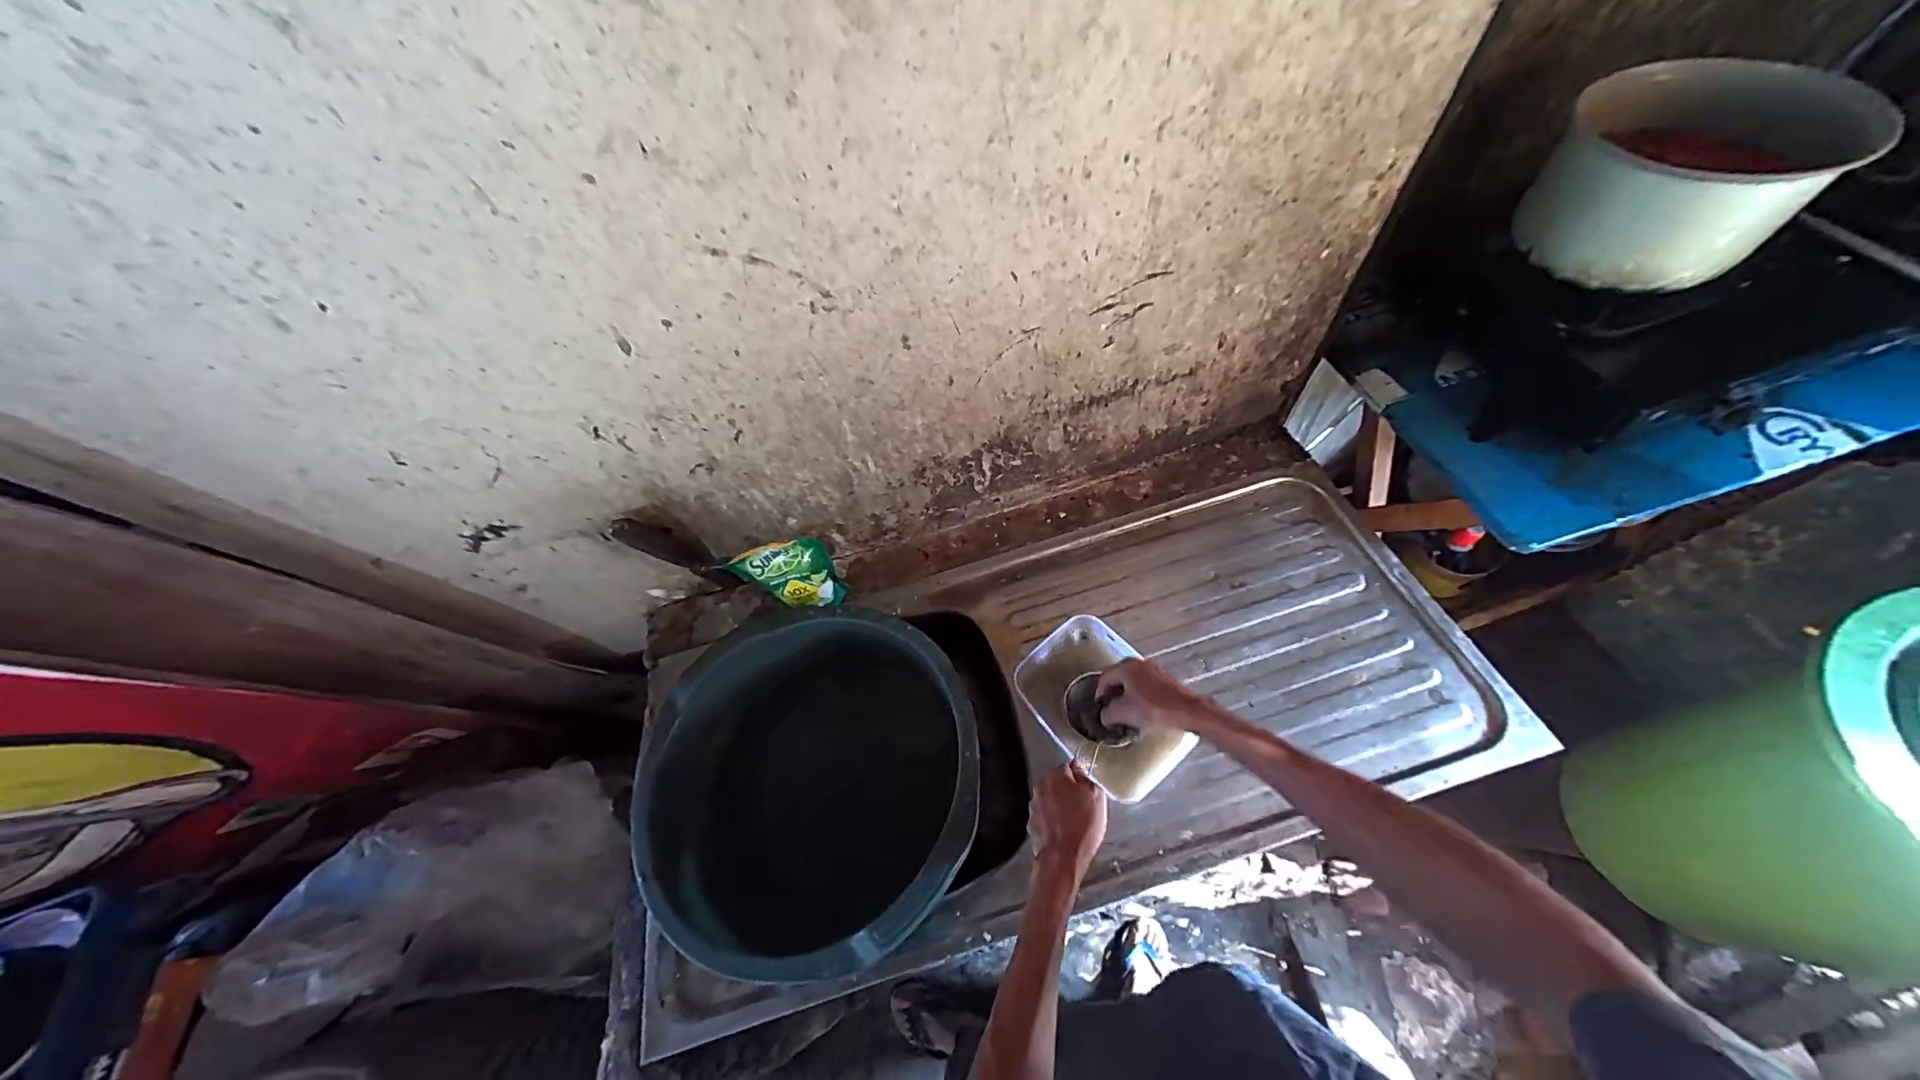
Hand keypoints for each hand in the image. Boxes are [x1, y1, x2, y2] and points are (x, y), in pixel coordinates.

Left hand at [1029, 762, 1106, 875]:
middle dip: (1070, 793)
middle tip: (1086, 807)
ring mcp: (1033, 807)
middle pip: (1059, 784)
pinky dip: (1054, 822)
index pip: (1070, 767)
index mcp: (1055, 775)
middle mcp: (1040, 787)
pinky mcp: (1032, 825)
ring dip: (1061, 807)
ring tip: (1076, 823)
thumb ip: (1089, 777)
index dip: (1082, 779)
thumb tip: (1081, 768)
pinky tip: (1065, 833)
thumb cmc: (1082, 824)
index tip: (1090, 792)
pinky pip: (1046, 818)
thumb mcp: (1096, 796)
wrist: (1062, 858)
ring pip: (1051, 801)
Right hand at [1095, 658, 1208, 734]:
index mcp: (1125, 667)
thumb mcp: (1123, 714)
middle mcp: (1139, 662)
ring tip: (1126, 707)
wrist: (1188, 710)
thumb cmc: (1153, 709)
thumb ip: (1107, 713)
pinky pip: (1146, 682)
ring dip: (1127, 691)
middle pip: (1118, 675)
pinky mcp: (1166, 677)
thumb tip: (1105, 714)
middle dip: (1112, 691)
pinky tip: (1143, 705)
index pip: (1104, 678)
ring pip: (1133, 678)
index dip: (1099, 693)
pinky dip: (1140, 691)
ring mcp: (1154, 668)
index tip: (1099, 705)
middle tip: (1110, 705)